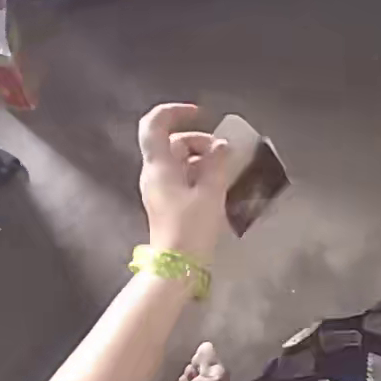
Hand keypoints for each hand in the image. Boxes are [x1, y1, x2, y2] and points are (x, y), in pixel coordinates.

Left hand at [136, 103, 232, 263]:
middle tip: (224, 152)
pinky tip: (217, 185)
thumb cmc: (191, 229)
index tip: (201, 115)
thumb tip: (222, 146)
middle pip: (172, 143)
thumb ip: (217, 165)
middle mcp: (154, 174)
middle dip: (199, 140)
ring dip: (201, 159)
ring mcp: (159, 190)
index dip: (176, 112)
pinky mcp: (167, 204)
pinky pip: (181, 179)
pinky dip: (198, 174)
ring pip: (178, 162)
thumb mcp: (210, 194)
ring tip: (225, 170)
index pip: (155, 124)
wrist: (176, 268)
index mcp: (159, 166)